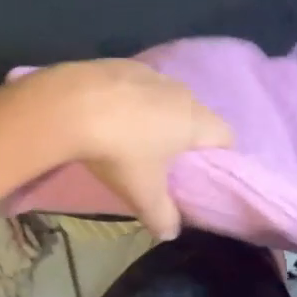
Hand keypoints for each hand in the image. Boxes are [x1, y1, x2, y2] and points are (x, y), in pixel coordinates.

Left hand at [21, 60, 230, 238]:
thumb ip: (162, 215)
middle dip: (185, 137)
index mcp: (194, 120)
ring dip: (157, 115)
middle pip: (196, 115)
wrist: (70, 104)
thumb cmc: (118, 150)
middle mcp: (180, 91)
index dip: (219, 157)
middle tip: (164, 162)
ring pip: (166, 97)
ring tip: (132, 138)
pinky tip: (108, 115)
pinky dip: (131, 99)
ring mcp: (151, 73)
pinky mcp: (122, 63)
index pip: (226, 136)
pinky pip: (138, 85)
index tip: (198, 174)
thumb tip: (170, 233)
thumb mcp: (142, 192)